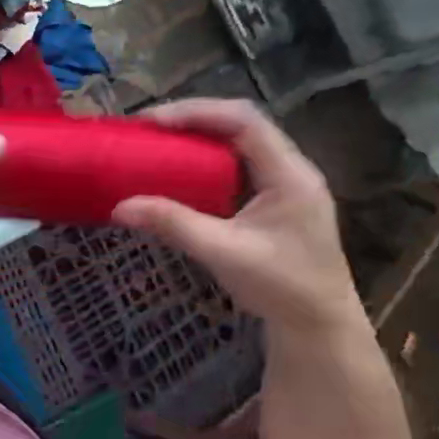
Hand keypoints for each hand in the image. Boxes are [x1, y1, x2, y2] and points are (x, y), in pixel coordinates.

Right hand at [111, 99, 362, 335]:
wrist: (318, 325)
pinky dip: (204, 156)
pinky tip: (180, 168)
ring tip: (157, 140)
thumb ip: (174, 224)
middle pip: (241, 123)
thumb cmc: (281, 288)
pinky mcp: (274, 198)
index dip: (197, 112)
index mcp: (289, 174)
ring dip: (198, 134)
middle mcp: (291, 169)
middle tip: (147, 128)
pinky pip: (236, 162)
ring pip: (239, 140)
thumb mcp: (223, 254)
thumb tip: (119, 206)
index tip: (153, 121)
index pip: (244, 121)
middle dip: (192, 118)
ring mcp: (285, 182)